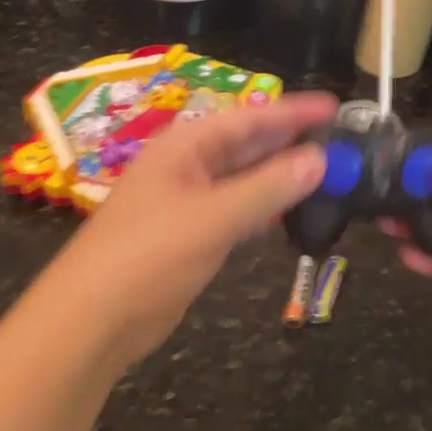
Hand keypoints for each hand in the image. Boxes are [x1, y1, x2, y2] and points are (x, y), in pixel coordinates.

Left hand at [54, 92, 336, 357]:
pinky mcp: (194, 235)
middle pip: (249, 145)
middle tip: (341, 141)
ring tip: (329, 172)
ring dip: (283, 175)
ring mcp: (190, 202)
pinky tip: (295, 210)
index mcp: (185, 147)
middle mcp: (188, 167)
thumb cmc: (148, 257)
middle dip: (292, 142)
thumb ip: (270, 187)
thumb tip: (321, 158)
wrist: (90, 324)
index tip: (335, 106)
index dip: (293, 112)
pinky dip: (268, 206)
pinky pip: (240, 209)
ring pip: (246, 178)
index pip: (249, 118)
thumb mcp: (214, 217)